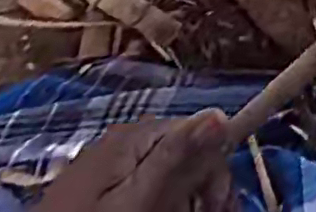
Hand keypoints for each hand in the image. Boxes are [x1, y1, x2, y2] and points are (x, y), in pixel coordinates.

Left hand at [40, 109, 236, 211]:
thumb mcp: (134, 204)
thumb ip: (175, 157)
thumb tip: (220, 113)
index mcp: (134, 136)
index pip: (196, 131)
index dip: (213, 168)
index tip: (217, 207)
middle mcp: (122, 141)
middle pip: (181, 151)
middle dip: (199, 186)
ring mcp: (107, 168)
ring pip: (163, 173)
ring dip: (181, 199)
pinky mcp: (95, 194)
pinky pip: (139, 189)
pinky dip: (157, 204)